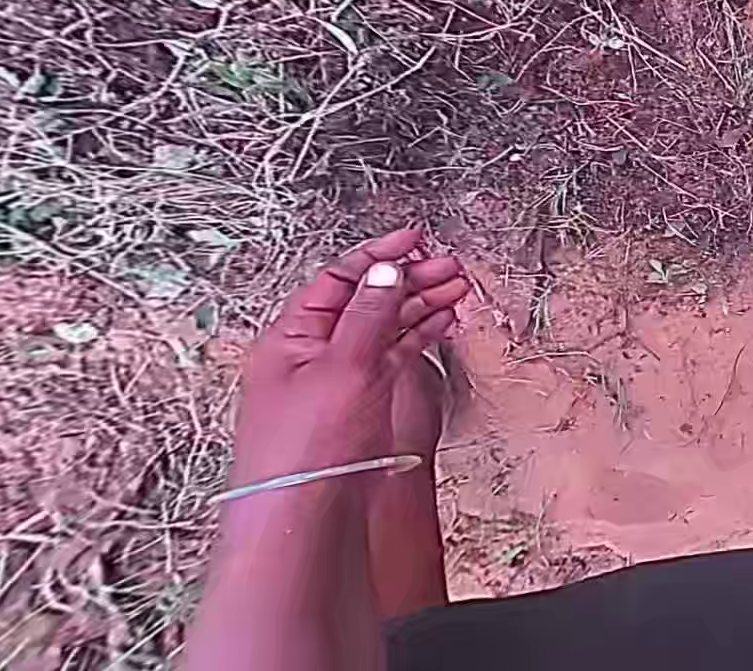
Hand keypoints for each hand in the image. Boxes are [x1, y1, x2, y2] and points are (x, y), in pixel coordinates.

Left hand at [229, 229, 469, 488]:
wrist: (309, 512)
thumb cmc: (309, 444)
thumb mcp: (343, 366)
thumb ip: (368, 314)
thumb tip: (386, 270)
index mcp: (294, 337)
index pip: (339, 280)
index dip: (377, 256)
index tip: (414, 240)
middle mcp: (317, 350)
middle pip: (370, 299)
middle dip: (411, 278)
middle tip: (450, 266)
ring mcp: (344, 372)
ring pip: (389, 323)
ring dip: (423, 302)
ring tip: (458, 288)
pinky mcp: (367, 392)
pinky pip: (399, 349)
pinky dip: (423, 332)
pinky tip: (444, 320)